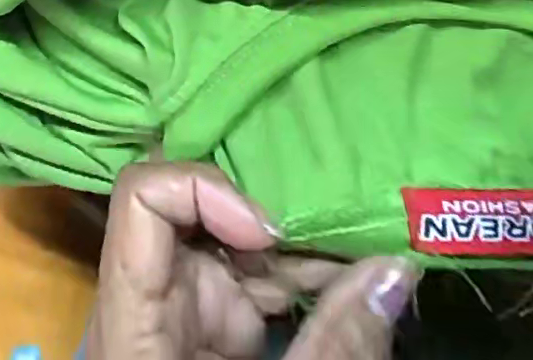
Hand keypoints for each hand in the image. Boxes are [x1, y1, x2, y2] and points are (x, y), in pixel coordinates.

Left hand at [88, 162, 418, 358]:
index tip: (266, 230)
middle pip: (195, 209)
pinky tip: (350, 270)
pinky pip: (256, 279)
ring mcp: (185, 310)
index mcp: (135, 319)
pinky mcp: (216, 327)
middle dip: (269, 203)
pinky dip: (302, 276)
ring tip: (362, 233)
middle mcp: (152, 298)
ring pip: (235, 240)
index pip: (143, 200)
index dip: (201, 189)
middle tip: (337, 206)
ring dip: (299, 241)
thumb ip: (336, 346)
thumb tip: (397, 269)